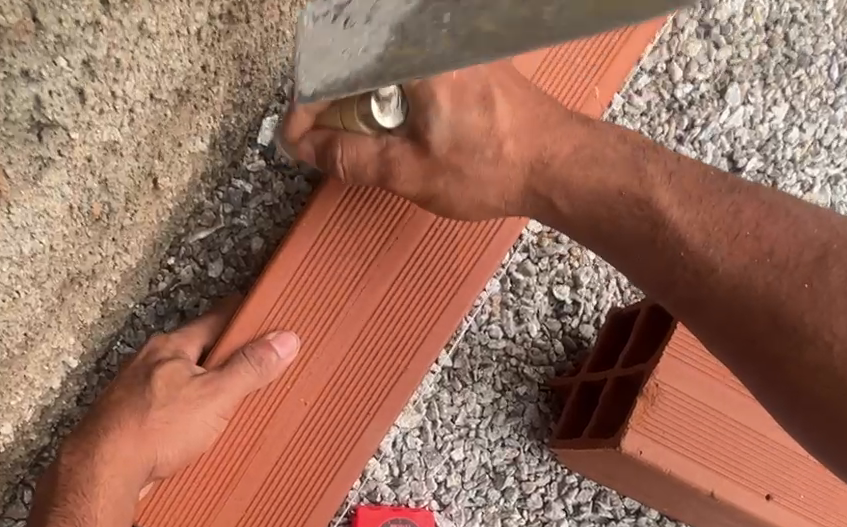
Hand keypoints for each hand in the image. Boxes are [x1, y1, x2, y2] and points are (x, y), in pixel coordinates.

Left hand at [67, 302, 300, 499]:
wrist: (105, 468)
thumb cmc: (154, 428)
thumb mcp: (216, 396)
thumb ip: (250, 369)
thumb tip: (284, 341)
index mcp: (171, 348)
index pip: (215, 320)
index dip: (240, 316)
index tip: (255, 311)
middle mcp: (149, 364)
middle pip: (192, 350)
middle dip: (218, 355)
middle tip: (245, 361)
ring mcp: (134, 393)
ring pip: (174, 381)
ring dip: (195, 387)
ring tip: (220, 401)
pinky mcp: (127, 422)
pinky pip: (161, 410)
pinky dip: (178, 415)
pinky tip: (187, 431)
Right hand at [280, 62, 579, 220]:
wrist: (553, 162)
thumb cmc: (492, 165)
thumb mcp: (408, 172)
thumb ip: (351, 157)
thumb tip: (307, 149)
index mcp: (413, 53)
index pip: (336, 66)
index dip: (306, 106)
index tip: (293, 139)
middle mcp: (429, 34)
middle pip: (353, 55)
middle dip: (325, 99)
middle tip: (313, 142)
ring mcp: (447, 41)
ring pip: (377, 60)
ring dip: (353, 98)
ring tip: (343, 141)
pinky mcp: (460, 54)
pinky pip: (405, 65)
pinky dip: (383, 94)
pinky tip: (380, 127)